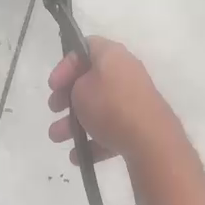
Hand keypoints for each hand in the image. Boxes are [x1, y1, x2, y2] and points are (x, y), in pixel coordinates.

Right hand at [47, 37, 179, 165]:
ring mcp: (135, 98)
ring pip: (99, 107)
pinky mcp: (140, 124)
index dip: (66, 64)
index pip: (85, 48)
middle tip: (54, 109)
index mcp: (112, 55)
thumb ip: (74, 86)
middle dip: (68, 96)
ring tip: (57, 137)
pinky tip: (78, 156)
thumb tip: (82, 91)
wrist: (150, 140)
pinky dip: (94, 140)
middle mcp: (126, 71)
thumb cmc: (110, 106)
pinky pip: (112, 128)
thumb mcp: (80, 90)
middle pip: (91, 79)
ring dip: (75, 122)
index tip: (53, 85)